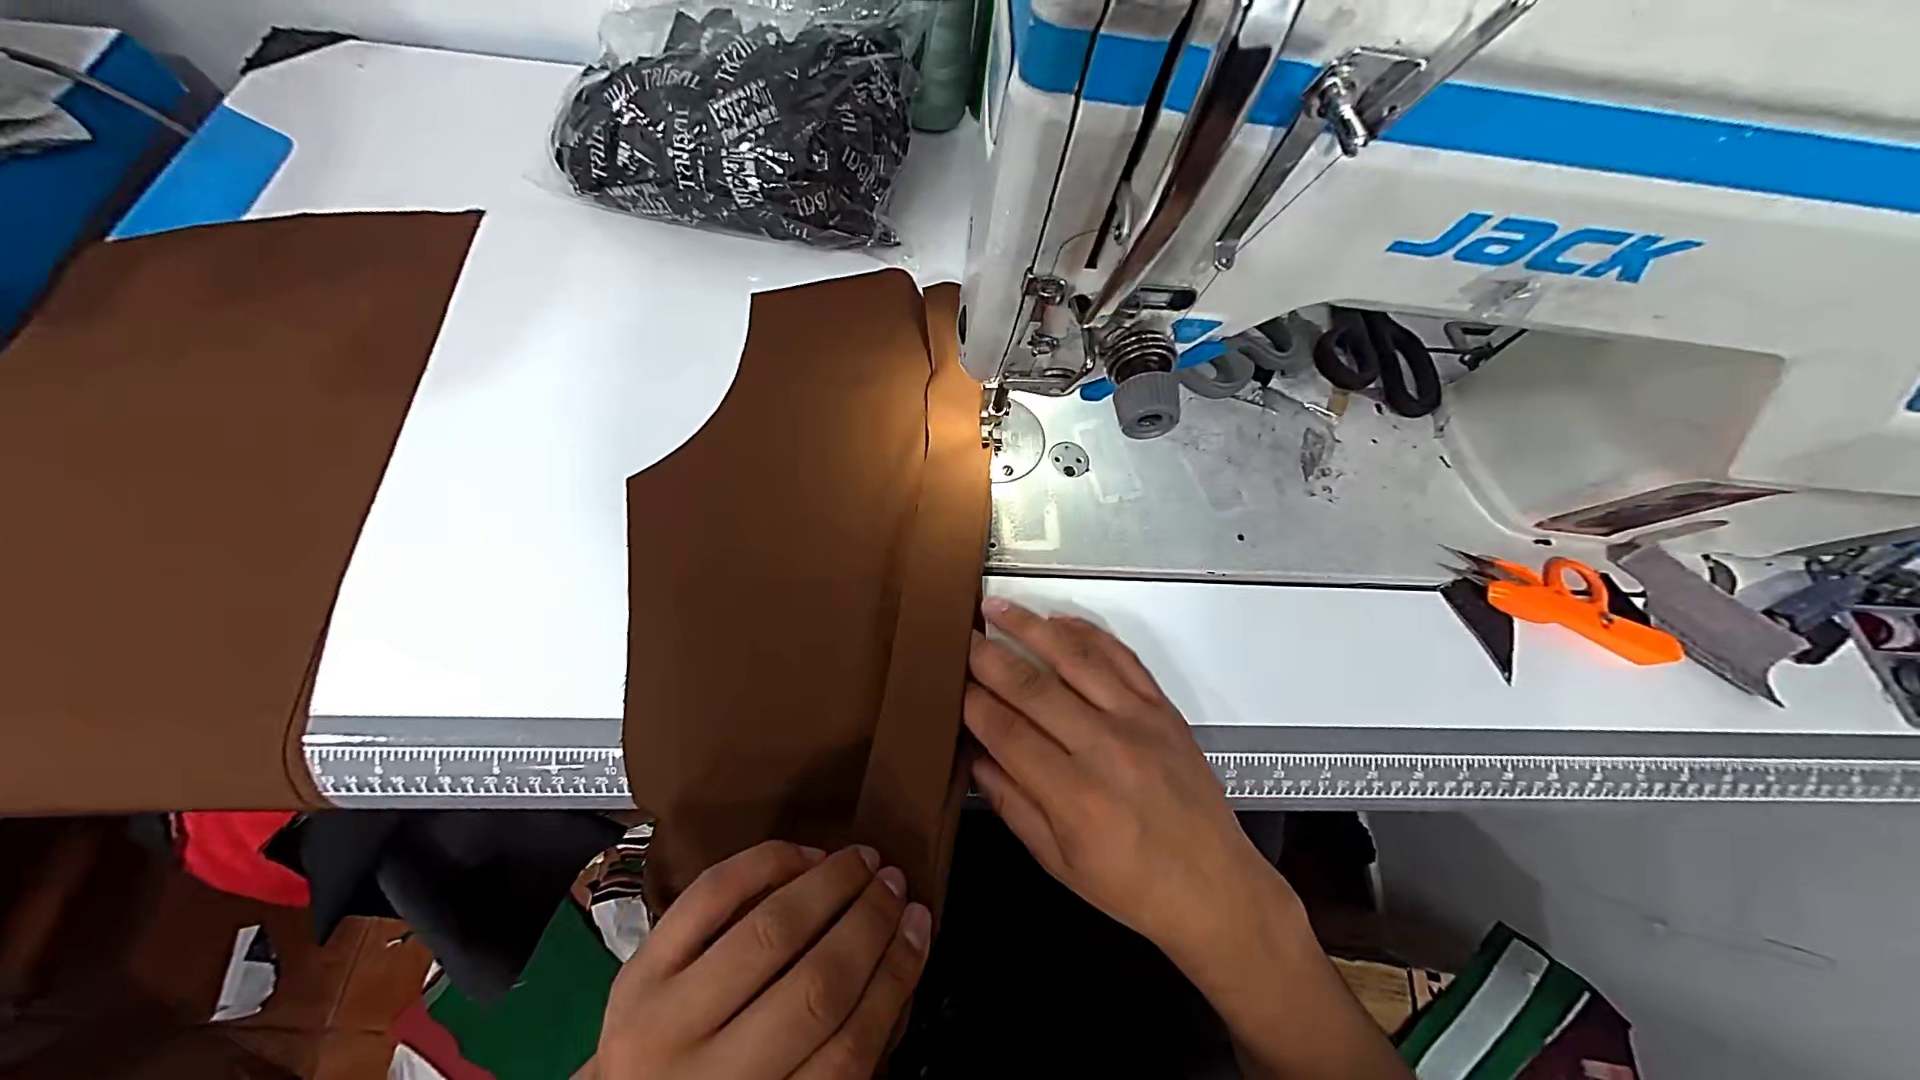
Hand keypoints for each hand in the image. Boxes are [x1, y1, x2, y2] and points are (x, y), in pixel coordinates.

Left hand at [586, 841, 930, 1079]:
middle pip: (815, 988)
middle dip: (868, 922)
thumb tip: (899, 948)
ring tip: (862, 861)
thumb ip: (837, 1045)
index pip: (849, 1048)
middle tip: (895, 883)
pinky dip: (764, 864)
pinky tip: (803, 856)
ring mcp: (663, 1024)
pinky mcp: (637, 973)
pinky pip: (709, 897)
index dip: (896, 974)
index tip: (920, 923)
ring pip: (768, 934)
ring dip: (828, 885)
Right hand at [963, 597, 1286, 961]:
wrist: (1213, 887)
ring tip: (998, 608)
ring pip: (1075, 659)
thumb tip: (976, 754)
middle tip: (962, 635)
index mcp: (1075, 796)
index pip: (1007, 732)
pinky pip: (1121, 657)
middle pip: (1033, 687)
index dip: (973, 703)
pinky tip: (1059, 621)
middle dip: (989, 656)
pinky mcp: (1163, 708)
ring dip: (1031, 627)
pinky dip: (1088, 633)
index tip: (952, 684)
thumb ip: (1012, 803)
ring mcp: (1139, 721)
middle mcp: (1106, 749)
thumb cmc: (1130, 885)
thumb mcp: (1057, 860)